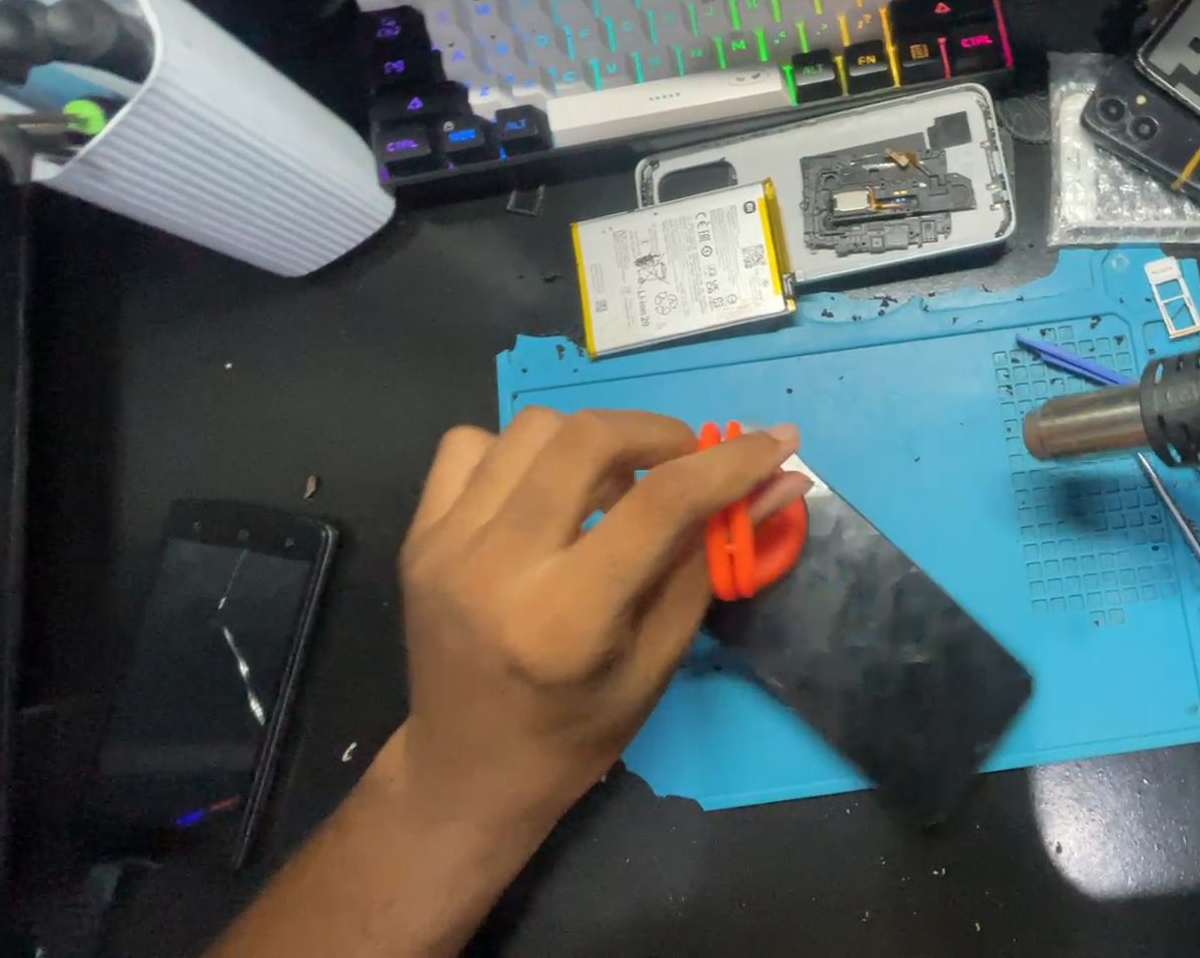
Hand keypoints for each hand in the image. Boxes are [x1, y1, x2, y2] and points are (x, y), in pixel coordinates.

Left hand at [386, 408, 811, 823]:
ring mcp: (444, 545)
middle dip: (660, 433)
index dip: (731, 463)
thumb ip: (716, 556)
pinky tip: (548, 493)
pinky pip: (472, 443)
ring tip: (619, 483)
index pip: (663, 504)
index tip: (776, 442)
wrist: (466, 771)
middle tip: (687, 462)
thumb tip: (781, 483)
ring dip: (597, 440)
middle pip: (588, 438)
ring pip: (534, 427)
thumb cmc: (582, 729)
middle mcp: (495, 568)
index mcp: (567, 619)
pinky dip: (525, 453)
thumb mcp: (664, 652)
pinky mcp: (418, 534)